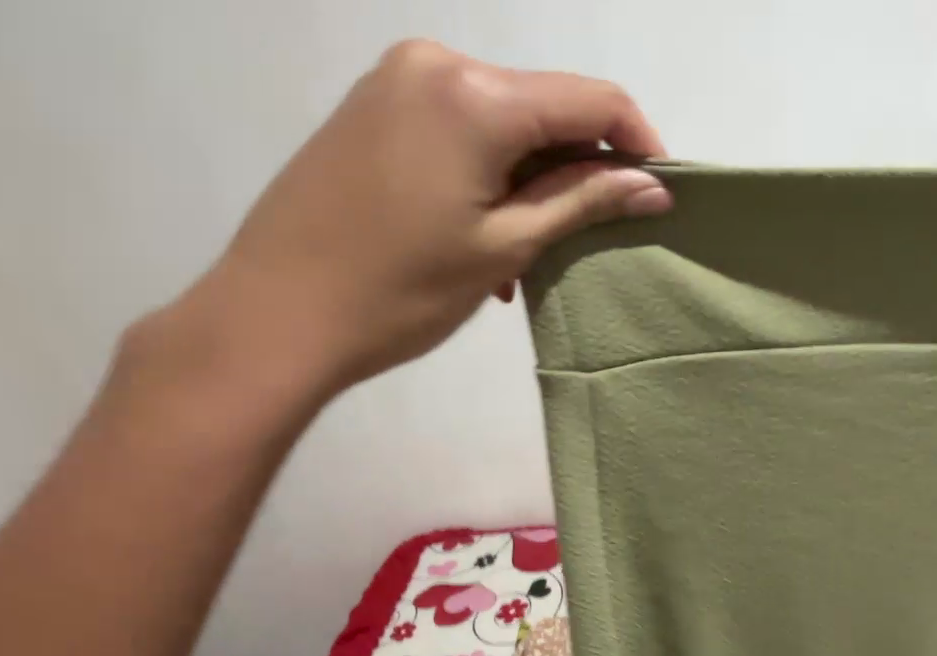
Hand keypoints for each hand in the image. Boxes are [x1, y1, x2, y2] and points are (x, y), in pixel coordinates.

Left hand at [136, 41, 672, 408]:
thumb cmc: (403, 287)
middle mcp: (436, 63)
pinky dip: (497, 171)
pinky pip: (466, 125)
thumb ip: (585, 201)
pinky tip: (491, 229)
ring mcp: (399, 79)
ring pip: (509, 120)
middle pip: (549, 105)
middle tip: (593, 236)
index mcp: (475, 94)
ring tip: (534, 248)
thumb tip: (654, 185)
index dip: (639, 144)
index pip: (593, 99)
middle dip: (584, 165)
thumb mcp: (508, 245)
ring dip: (539, 176)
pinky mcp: (377, 105)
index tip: (659, 195)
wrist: (277, 310)